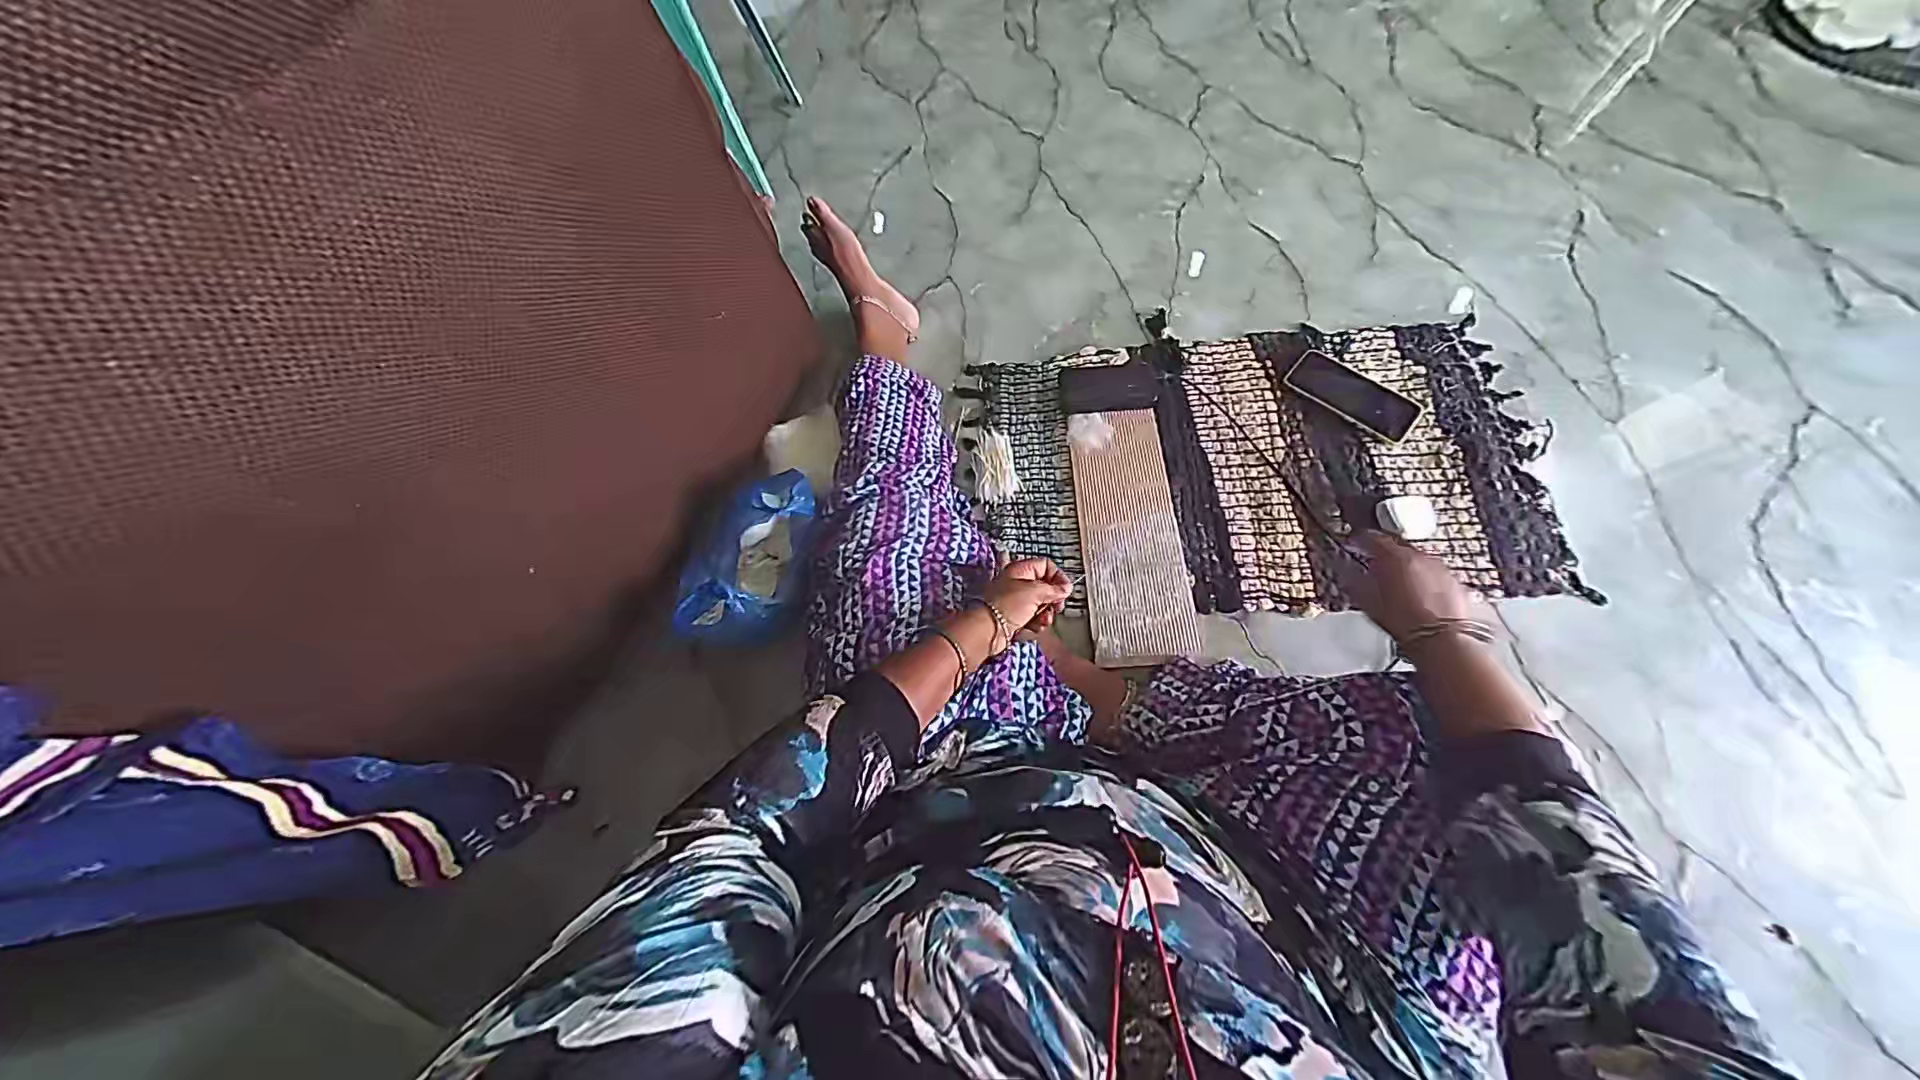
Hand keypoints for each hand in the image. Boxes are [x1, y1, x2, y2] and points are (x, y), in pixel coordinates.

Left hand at [981, 556, 1071, 642]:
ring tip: (1043, 619)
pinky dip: (1037, 622)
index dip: (1057, 577)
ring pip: (1041, 604)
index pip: (1046, 566)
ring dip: (1046, 613)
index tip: (1064, 590)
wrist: (988, 630)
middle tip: (1056, 606)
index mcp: (1020, 570)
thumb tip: (1066, 588)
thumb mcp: (1035, 592)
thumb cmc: (1005, 605)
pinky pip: (1033, 617)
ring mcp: (1016, 601)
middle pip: (1045, 587)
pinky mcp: (1015, 616)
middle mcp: (1018, 583)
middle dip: (1053, 599)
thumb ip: (1054, 589)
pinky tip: (1035, 626)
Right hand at [1336, 531, 1480, 641]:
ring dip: (1405, 567)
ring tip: (1396, 584)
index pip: (1373, 538)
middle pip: (1397, 547)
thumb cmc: (1405, 622)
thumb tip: (1346, 571)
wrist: (1441, 639)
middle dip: (1384, 555)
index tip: (1355, 542)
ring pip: (1417, 560)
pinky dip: (1423, 579)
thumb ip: (1354, 579)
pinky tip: (1417, 594)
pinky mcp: (1454, 582)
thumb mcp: (1366, 600)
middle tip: (1374, 565)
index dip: (1361, 540)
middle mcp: (1420, 557)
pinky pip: (1433, 573)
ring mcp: (1440, 568)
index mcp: (1395, 557)